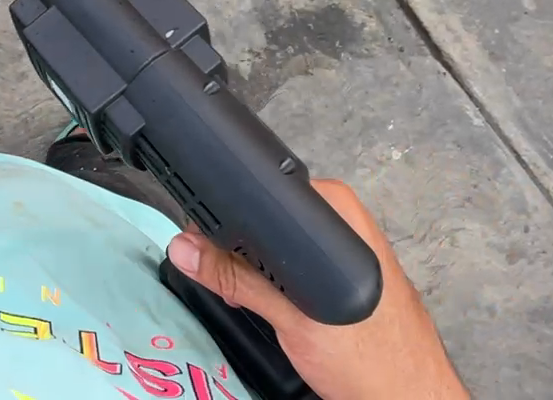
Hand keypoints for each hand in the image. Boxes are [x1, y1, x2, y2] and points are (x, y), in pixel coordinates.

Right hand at [166, 179, 466, 399]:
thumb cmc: (369, 361)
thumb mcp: (289, 317)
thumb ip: (233, 278)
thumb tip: (183, 248)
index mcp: (338, 213)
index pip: (265, 191)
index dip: (224, 211)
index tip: (198, 235)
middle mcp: (346, 224)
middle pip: (268, 216)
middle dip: (235, 244)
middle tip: (213, 270)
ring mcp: (349, 250)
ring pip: (280, 242)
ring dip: (252, 265)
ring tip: (239, 291)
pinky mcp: (348, 276)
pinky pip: (298, 262)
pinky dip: (276, 278)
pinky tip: (267, 302)